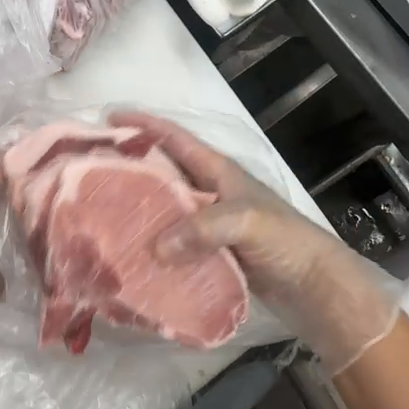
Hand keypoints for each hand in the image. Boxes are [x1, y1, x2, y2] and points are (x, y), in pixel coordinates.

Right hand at [113, 112, 401, 373]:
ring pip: (165, 208)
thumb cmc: (286, 242)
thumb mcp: (246, 223)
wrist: (317, 289)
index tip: (109, 118)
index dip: (144, 124)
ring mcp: (210, 224)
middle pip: (163, 171)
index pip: (175, 138)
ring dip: (138, 209)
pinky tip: (130, 255)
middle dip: (130, 166)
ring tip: (100, 213)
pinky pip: (173, 242)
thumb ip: (202, 228)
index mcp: (218, 171)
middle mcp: (210, 192)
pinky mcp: (210, 253)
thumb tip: (155, 247)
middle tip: (91, 171)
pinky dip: (152, 245)